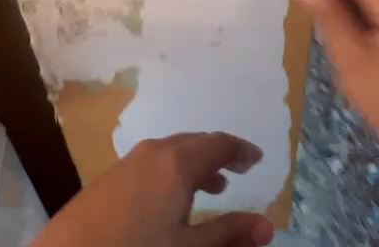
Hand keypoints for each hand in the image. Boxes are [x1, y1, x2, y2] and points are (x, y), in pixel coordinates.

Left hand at [32, 132, 274, 246]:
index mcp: (177, 162)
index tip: (257, 159)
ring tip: (212, 189)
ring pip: (171, 153)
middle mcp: (154, 152)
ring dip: (195, 165)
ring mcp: (128, 163)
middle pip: (194, 143)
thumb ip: (228, 235)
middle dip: (218, 155)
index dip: (240, 150)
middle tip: (238, 171)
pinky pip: (153, 164)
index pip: (217, 143)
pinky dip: (173, 174)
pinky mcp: (110, 179)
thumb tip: (267, 226)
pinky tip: (172, 202)